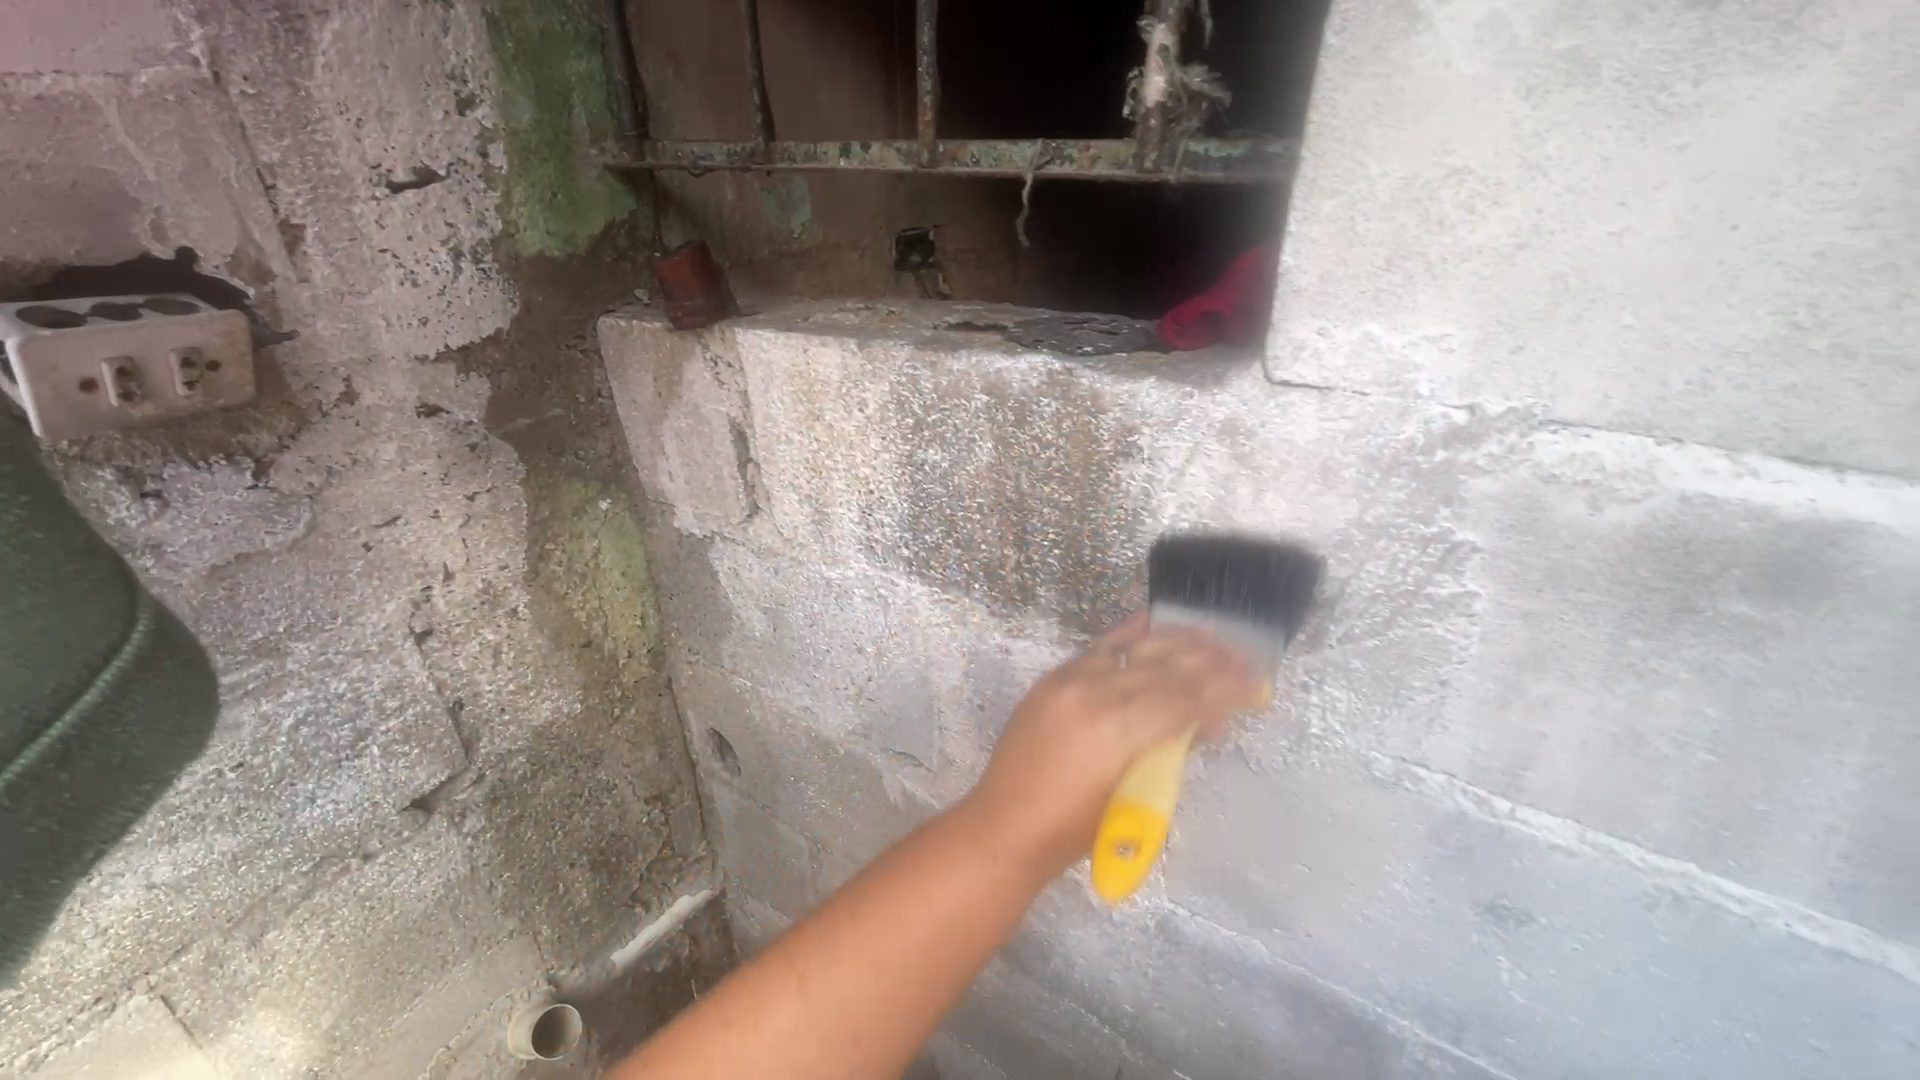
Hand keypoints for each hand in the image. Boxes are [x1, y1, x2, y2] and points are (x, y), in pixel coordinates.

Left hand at [961, 613, 1265, 877]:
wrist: (1004, 827)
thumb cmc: (1072, 831)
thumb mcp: (1131, 798)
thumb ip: (1168, 754)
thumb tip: (1207, 725)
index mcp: (1118, 731)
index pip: (1184, 699)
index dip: (1224, 690)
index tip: (1256, 683)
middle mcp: (1094, 695)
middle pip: (1164, 670)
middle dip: (1208, 662)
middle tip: (1243, 657)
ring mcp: (1069, 683)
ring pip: (1133, 653)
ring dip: (1174, 643)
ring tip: (1209, 636)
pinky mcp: (1052, 681)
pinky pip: (1095, 650)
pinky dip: (1124, 635)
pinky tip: (1149, 621)